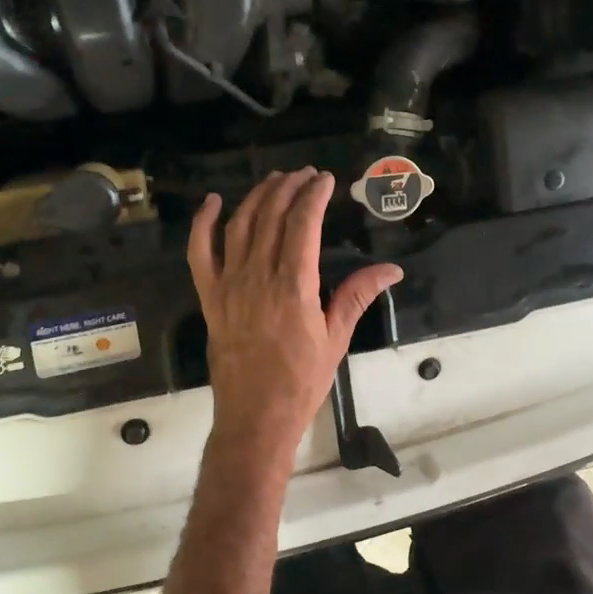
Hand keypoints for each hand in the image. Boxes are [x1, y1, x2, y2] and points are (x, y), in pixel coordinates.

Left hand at [187, 168, 404, 450]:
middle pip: (271, 216)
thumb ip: (358, 296)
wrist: (255, 417)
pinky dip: (203, 224)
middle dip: (289, 188)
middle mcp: (259, 277)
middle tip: (305, 175)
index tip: (325, 180)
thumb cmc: (301, 381)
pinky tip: (213, 202)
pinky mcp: (210, 297)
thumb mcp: (336, 338)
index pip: (303, 223)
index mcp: (294, 285)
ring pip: (240, 225)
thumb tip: (392, 269)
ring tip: (275, 180)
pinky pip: (200, 253)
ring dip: (257, 197)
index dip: (314, 195)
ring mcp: (230, 285)